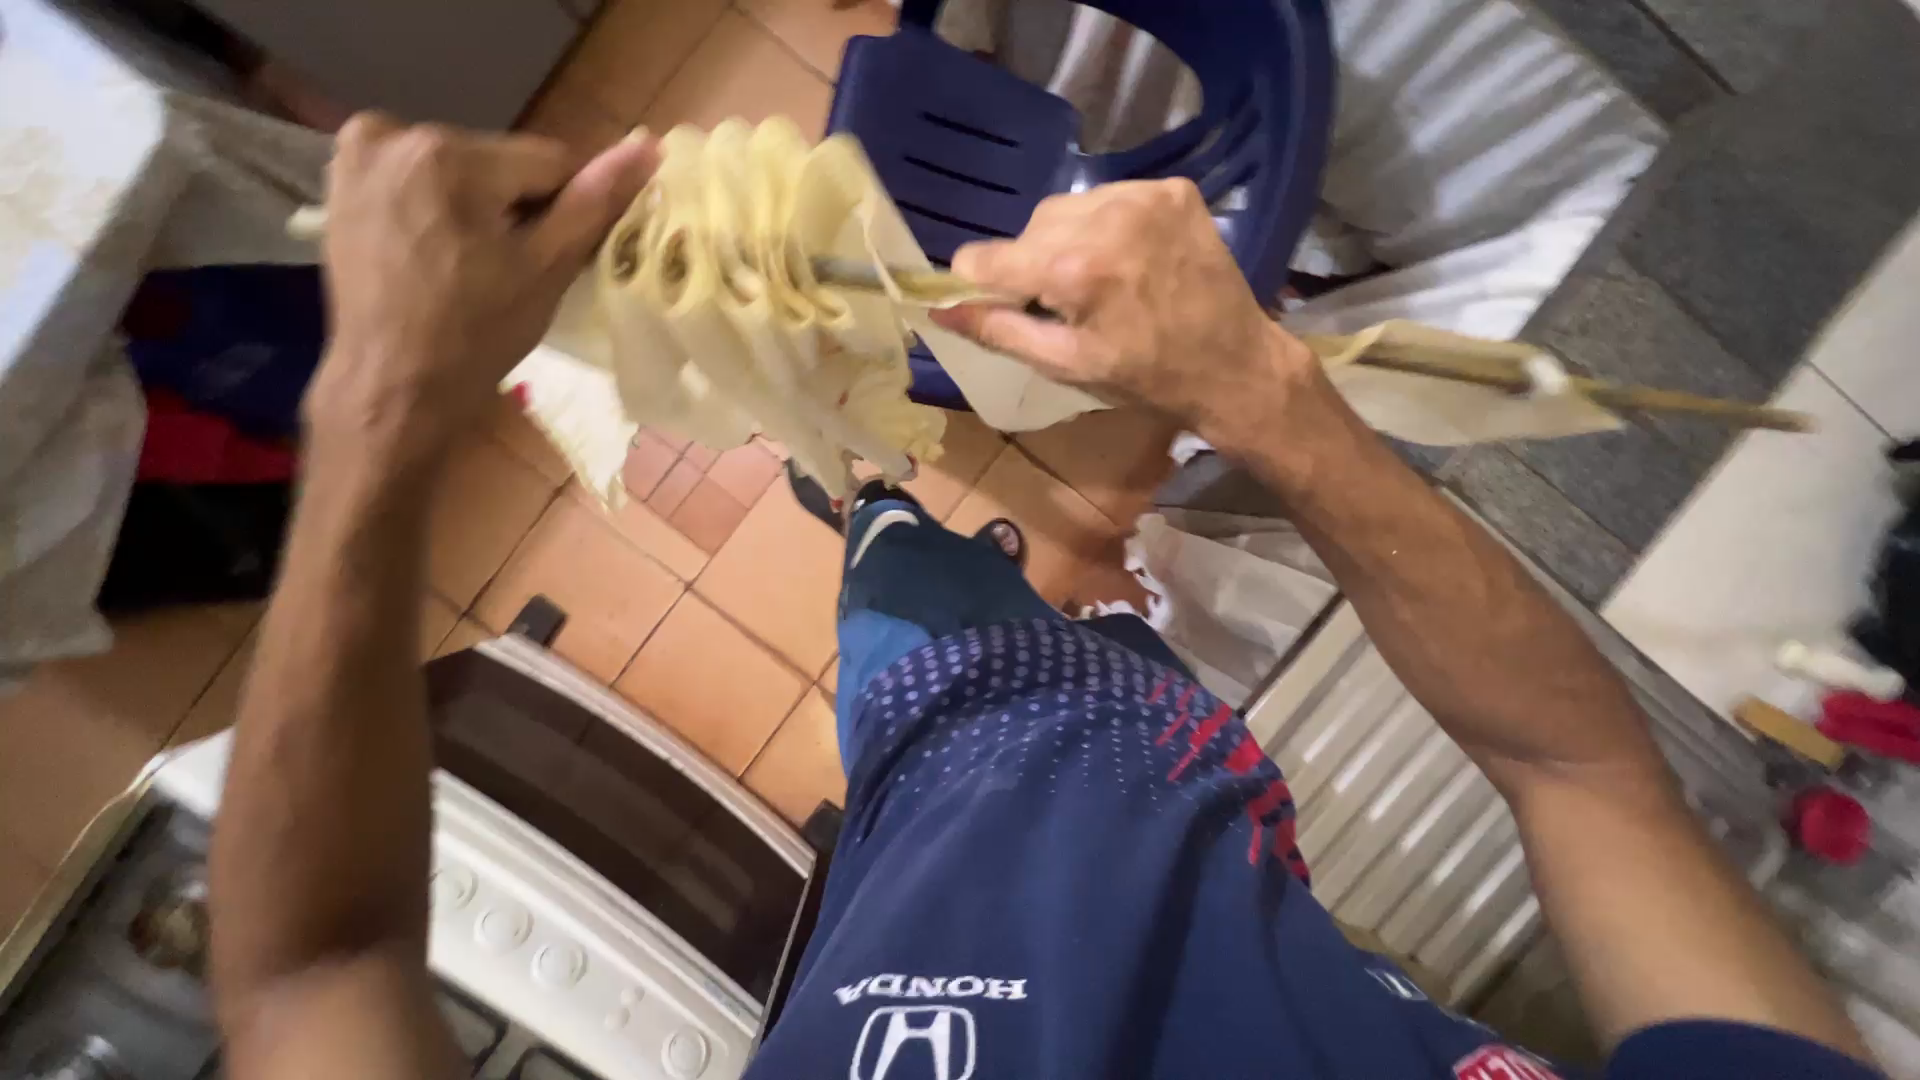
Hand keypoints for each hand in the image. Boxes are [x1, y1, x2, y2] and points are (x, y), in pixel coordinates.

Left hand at [308, 113, 657, 472]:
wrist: (396, 382)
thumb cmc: (479, 333)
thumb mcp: (547, 269)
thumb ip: (595, 202)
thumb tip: (647, 147)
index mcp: (449, 155)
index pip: (550, 161)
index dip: (572, 207)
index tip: (565, 254)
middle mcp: (394, 134)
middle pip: (501, 164)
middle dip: (521, 206)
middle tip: (520, 267)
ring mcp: (359, 153)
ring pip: (464, 171)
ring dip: (484, 206)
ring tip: (481, 264)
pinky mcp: (343, 177)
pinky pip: (423, 179)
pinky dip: (444, 207)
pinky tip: (443, 252)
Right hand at [932, 179, 1322, 441]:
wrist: (1233, 363)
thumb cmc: (1144, 376)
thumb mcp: (1065, 364)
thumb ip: (999, 331)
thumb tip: (940, 311)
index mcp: (1074, 271)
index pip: (988, 257)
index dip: (976, 279)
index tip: (982, 296)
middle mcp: (1104, 219)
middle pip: (1028, 229)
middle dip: (1029, 263)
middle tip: (1058, 302)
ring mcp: (1143, 197)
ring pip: (1065, 208)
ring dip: (1064, 240)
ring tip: (1094, 278)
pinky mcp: (1172, 189)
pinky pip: (1108, 197)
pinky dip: (1103, 225)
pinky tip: (1124, 258)